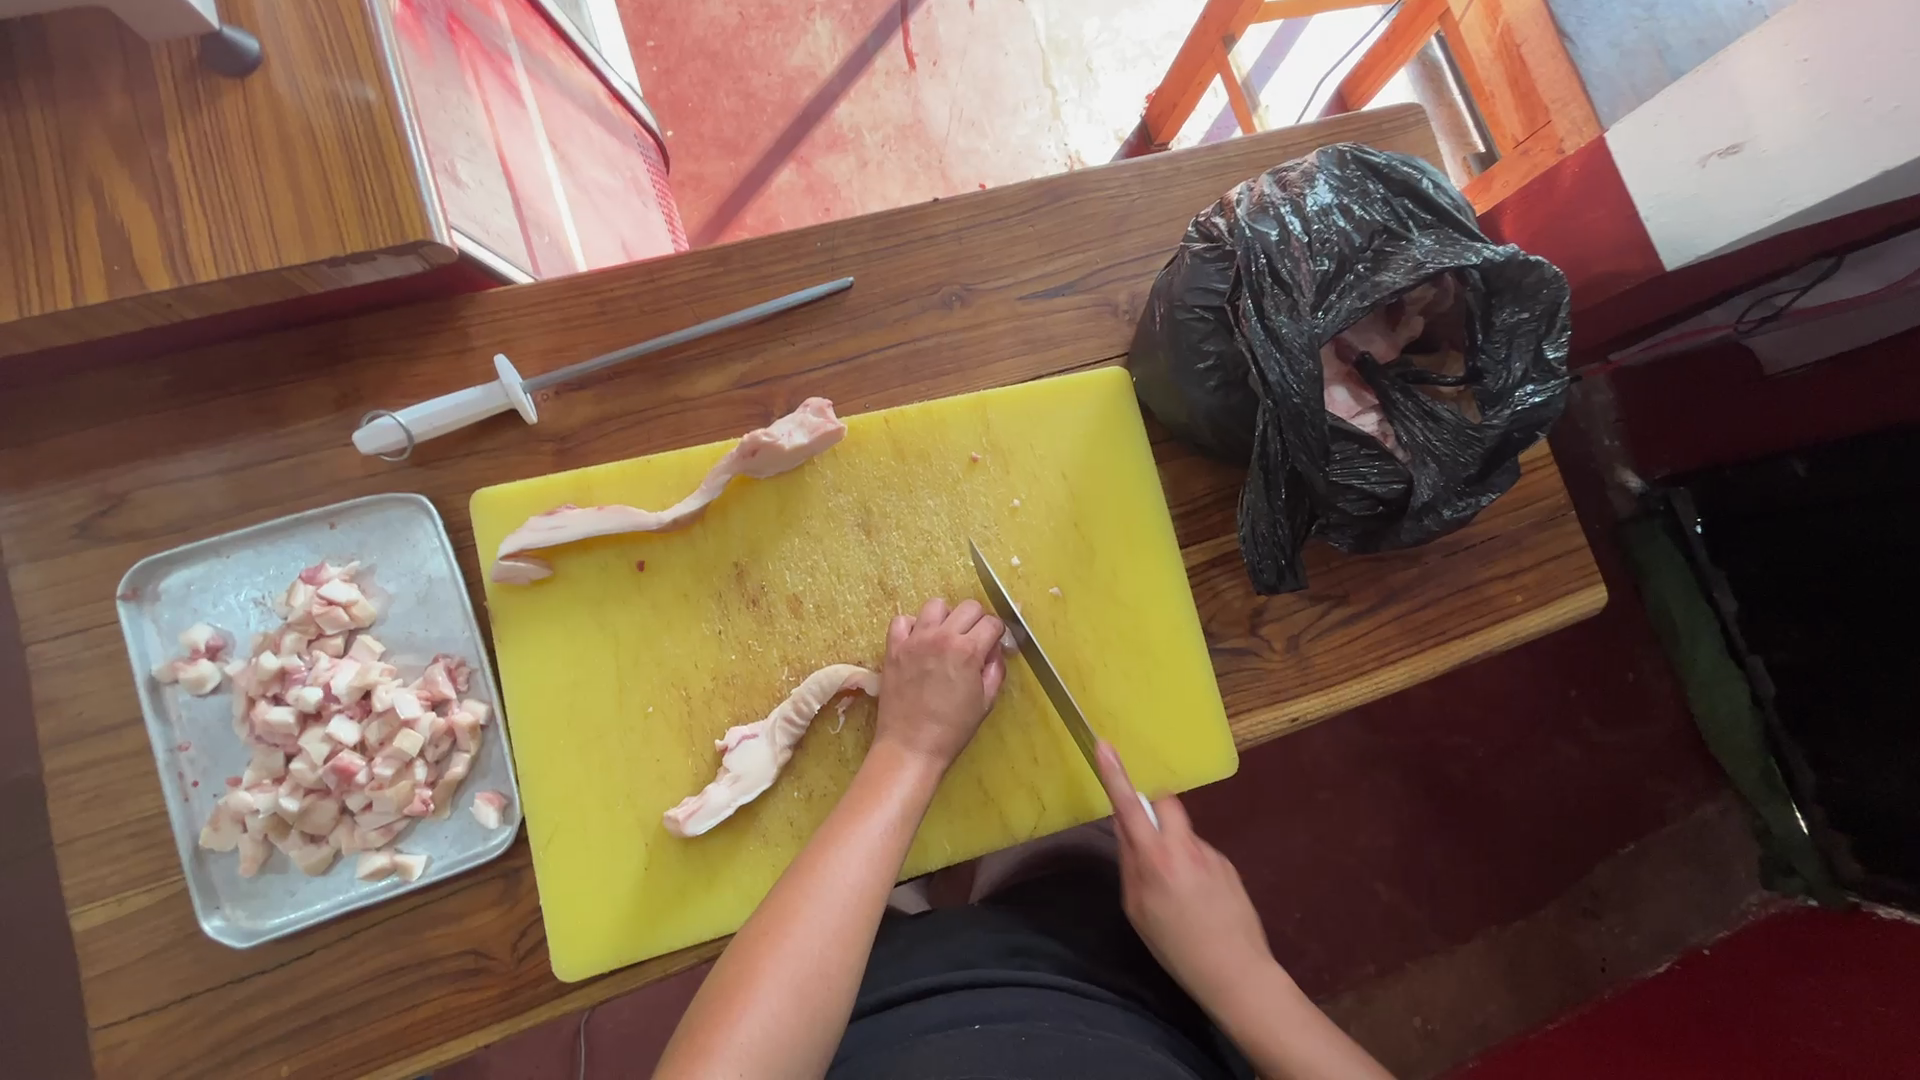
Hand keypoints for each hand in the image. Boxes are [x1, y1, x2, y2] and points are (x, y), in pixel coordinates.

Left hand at [873, 598, 1006, 771]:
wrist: (911, 746)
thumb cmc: (951, 730)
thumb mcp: (986, 701)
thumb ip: (995, 669)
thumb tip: (994, 650)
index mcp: (968, 651)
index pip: (992, 622)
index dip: (997, 633)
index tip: (993, 643)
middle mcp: (941, 638)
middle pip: (969, 606)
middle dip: (977, 621)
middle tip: (974, 641)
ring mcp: (915, 640)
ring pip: (936, 605)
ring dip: (946, 617)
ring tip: (946, 637)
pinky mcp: (894, 648)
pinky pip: (902, 620)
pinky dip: (912, 625)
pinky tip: (919, 641)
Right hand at [1095, 741, 1275, 1012]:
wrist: (1237, 972)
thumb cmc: (1175, 947)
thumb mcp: (1137, 909)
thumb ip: (1130, 862)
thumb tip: (1127, 830)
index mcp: (1155, 860)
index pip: (1128, 807)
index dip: (1114, 775)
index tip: (1104, 745)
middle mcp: (1183, 847)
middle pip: (1163, 802)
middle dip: (1152, 811)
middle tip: (1149, 843)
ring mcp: (1210, 853)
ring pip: (1182, 831)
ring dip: (1172, 847)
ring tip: (1179, 893)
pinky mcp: (1228, 864)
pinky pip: (1199, 852)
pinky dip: (1192, 867)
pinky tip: (1199, 902)